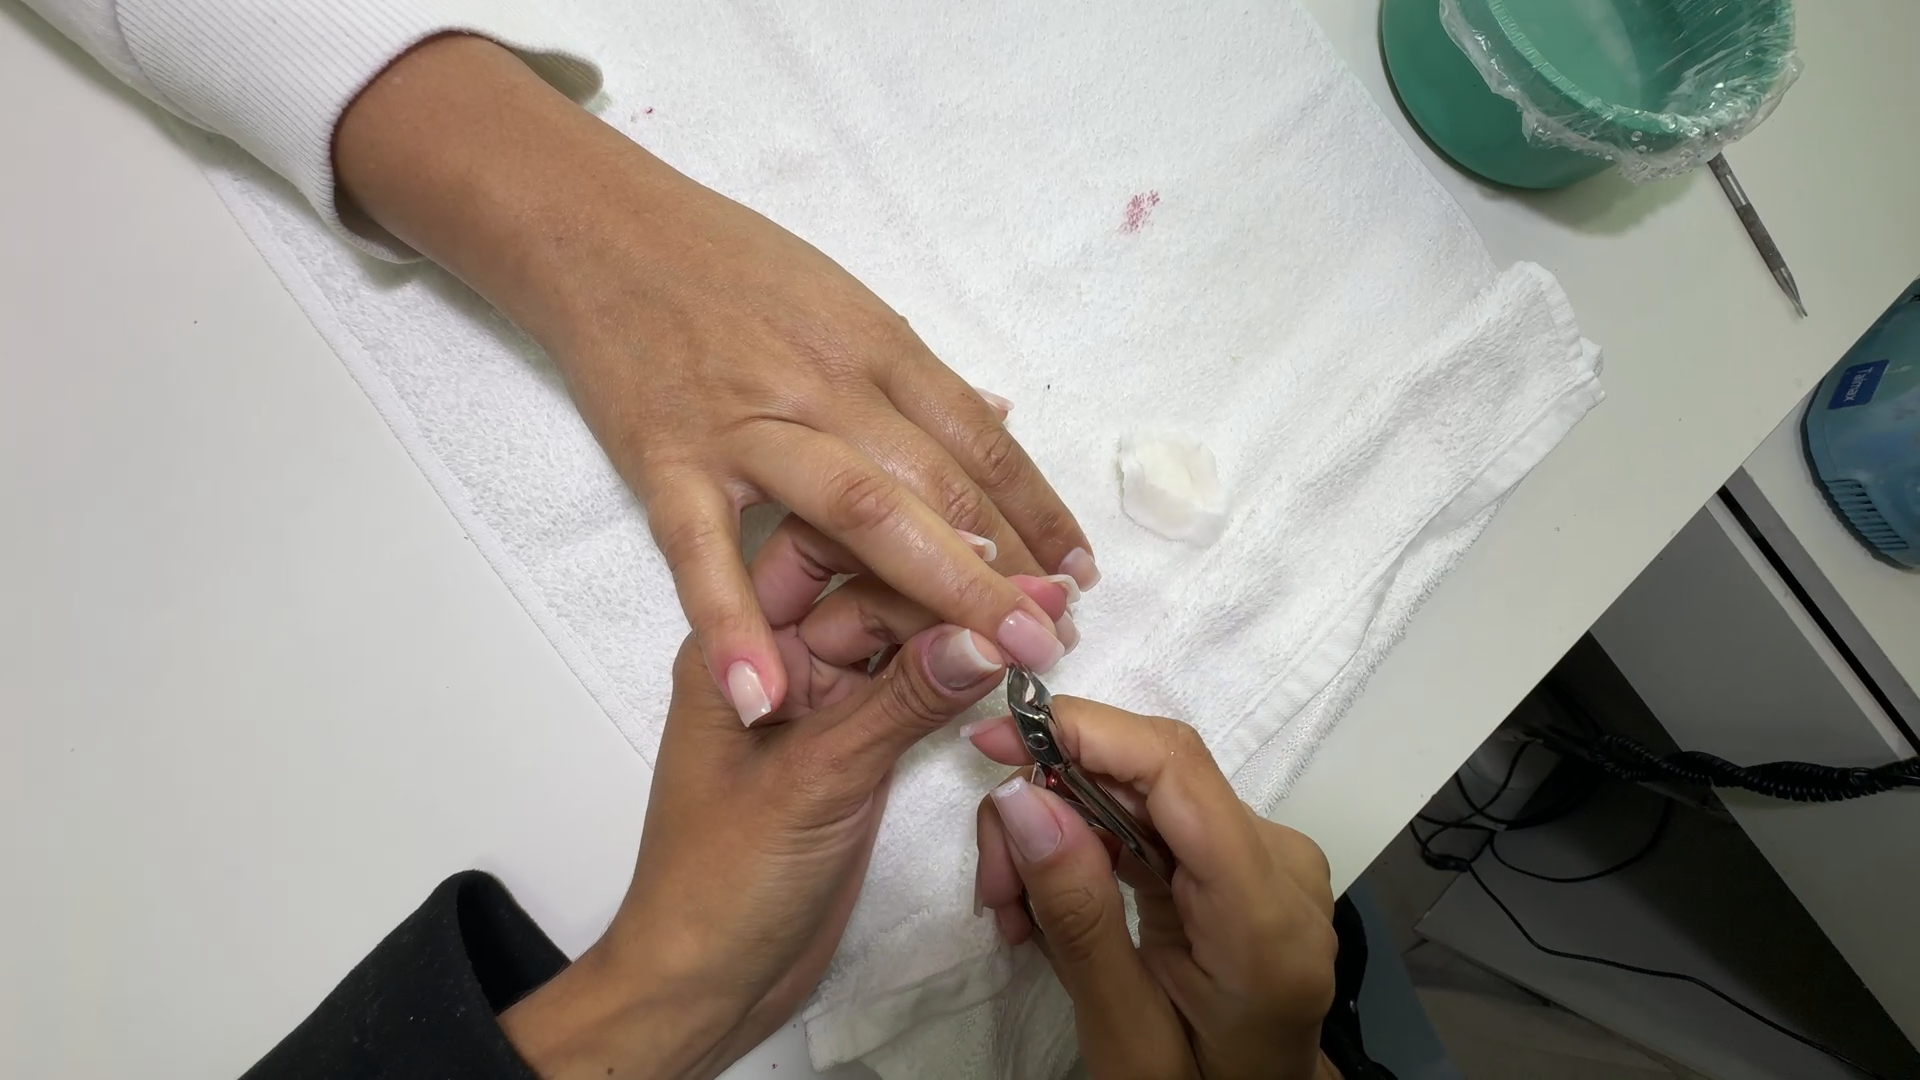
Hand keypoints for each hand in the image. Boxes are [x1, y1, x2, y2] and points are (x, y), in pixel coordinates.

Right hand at [334, 35, 1094, 723]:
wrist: (602, 229)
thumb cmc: (736, 268)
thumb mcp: (849, 303)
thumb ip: (919, 376)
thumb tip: (997, 418)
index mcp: (880, 347)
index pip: (983, 441)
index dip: (1040, 510)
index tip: (1080, 570)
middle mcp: (831, 386)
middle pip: (941, 484)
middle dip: (1011, 565)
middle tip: (1059, 634)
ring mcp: (749, 427)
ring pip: (859, 510)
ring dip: (934, 588)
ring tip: (990, 657)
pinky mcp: (668, 461)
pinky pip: (703, 551)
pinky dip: (732, 624)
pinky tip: (766, 696)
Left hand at [496, 518, 1072, 1078]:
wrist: (715, 984)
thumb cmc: (730, 878)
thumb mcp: (818, 778)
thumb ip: (904, 701)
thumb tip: (992, 634)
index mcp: (739, 640)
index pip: (822, 555)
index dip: (899, 543)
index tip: (991, 555)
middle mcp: (785, 651)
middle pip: (875, 593)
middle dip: (954, 591)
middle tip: (1045, 592)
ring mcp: (828, 693)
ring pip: (904, 638)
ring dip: (969, 629)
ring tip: (1051, 616)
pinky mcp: (861, 733)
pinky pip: (915, 686)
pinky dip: (962, 674)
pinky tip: (1012, 658)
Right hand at [969, 701, 1341, 1079]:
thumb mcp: (1125, 1040)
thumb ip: (1078, 918)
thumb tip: (1020, 797)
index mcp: (1265, 916)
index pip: (1175, 767)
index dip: (1083, 729)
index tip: (995, 740)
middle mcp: (1278, 861)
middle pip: (1144, 774)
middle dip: (1049, 803)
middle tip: (993, 884)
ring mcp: (1262, 852)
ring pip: (1134, 789)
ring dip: (1059, 827)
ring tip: (1016, 906)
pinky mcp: (1236, 852)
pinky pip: (1145, 814)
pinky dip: (1085, 840)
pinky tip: (1053, 892)